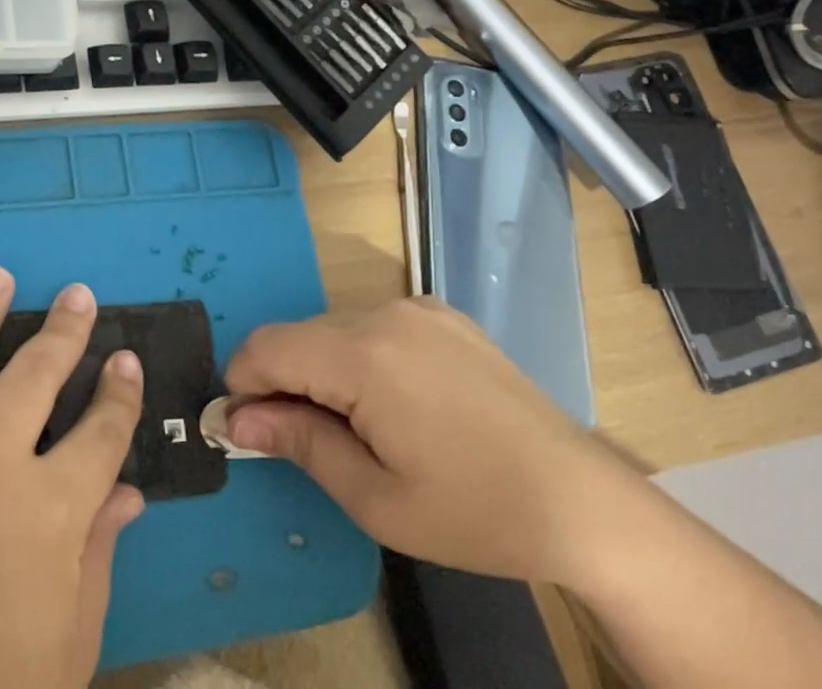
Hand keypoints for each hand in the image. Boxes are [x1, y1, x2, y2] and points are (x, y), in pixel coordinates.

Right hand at [223, 297, 647, 588]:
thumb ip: (297, 443)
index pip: (266, 348)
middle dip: (282, 384)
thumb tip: (235, 420)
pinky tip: (392, 406)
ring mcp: (421, 311)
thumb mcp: (374, 497)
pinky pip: (372, 328)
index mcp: (366, 355)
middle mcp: (388, 315)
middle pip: (296, 337)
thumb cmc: (475, 512)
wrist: (586, 505)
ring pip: (332, 331)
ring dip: (320, 372)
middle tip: (305, 445)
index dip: (244, 389)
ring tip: (356, 431)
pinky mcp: (445, 319)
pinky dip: (358, 359)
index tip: (248, 434)